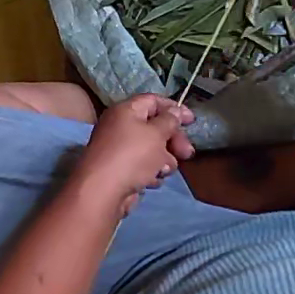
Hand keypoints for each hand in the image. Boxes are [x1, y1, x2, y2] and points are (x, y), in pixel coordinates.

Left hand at [71, 94, 195, 216]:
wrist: (102, 192)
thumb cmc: (132, 156)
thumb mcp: (157, 133)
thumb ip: (170, 120)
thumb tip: (176, 110)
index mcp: (126, 111)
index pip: (153, 101)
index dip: (174, 108)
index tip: (192, 120)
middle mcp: (120, 127)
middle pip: (155, 126)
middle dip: (174, 139)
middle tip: (187, 153)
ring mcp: (119, 149)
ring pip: (152, 149)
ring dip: (164, 158)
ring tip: (164, 170)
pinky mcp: (120, 170)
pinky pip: (143, 165)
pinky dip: (151, 171)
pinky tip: (152, 179)